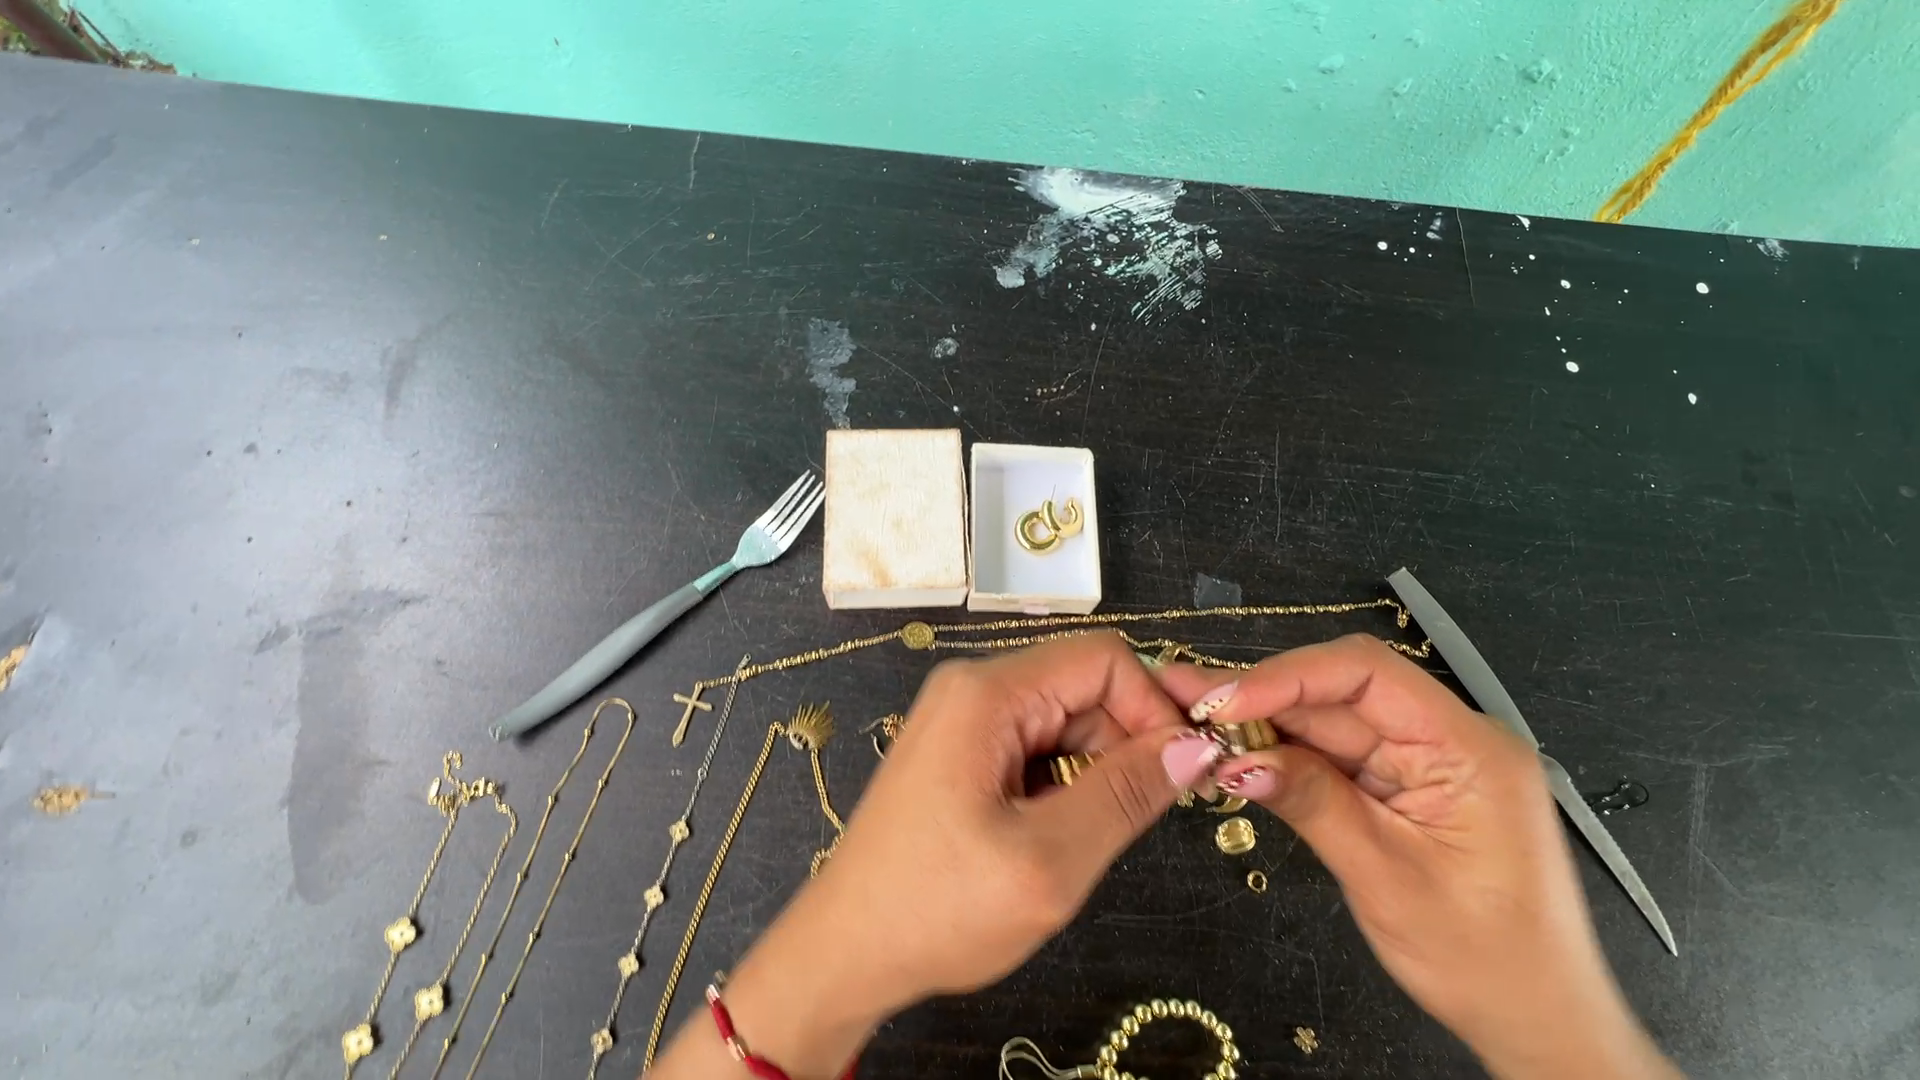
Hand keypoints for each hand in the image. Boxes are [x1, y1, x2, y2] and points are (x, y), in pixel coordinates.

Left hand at [648, 632, 1203, 1079]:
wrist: (846, 951)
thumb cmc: (939, 909)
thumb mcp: (1049, 861)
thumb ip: (1126, 793)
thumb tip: (1196, 743)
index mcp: (986, 693)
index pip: (1102, 660)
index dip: (1154, 706)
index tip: (1185, 772)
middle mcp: (973, 688)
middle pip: (1082, 686)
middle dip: (1127, 741)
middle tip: (1149, 814)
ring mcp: (962, 719)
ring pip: (1063, 719)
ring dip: (1096, 768)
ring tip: (1092, 835)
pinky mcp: (961, 751)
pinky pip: (1034, 745)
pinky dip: (1064, 781)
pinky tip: (1057, 831)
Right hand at [1156, 635, 1679, 1079]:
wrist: (1537, 1023)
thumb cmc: (1479, 959)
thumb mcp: (1386, 879)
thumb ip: (1311, 804)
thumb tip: (1231, 758)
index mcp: (1466, 746)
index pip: (1366, 674)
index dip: (1286, 676)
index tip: (1220, 702)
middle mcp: (1444, 736)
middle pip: (1336, 692)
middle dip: (1255, 694)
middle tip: (1176, 692)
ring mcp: (1420, 759)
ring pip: (1325, 721)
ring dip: (1258, 722)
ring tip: (1187, 715)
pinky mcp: (1399, 784)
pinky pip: (1331, 754)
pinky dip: (1279, 753)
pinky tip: (1230, 747)